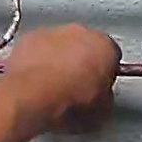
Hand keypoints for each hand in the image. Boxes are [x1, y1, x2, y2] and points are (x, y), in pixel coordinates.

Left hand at [0, 24, 121, 135]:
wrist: (36, 96)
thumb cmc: (70, 99)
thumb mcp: (103, 109)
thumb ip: (106, 96)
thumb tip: (101, 99)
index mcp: (106, 45)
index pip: (112, 55)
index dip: (106, 73)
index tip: (100, 86)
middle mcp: (81, 32)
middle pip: (85, 44)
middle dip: (82, 62)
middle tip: (77, 86)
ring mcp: (53, 32)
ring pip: (60, 44)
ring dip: (59, 60)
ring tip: (54, 86)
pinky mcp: (29, 38)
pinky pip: (38, 48)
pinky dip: (38, 61)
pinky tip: (37, 80)